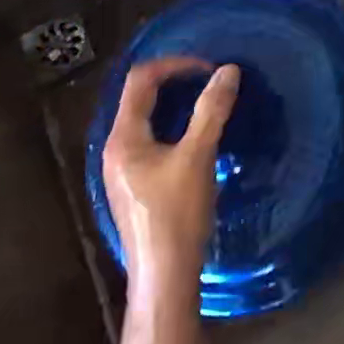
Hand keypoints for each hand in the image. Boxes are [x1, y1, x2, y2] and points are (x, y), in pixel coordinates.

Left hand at [103, 58, 239, 292]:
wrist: (165, 278)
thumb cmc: (177, 216)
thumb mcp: (198, 158)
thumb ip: (211, 112)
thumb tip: (228, 71)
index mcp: (123, 137)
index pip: (141, 80)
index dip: (175, 65)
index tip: (209, 69)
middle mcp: (115, 149)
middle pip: (140, 97)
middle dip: (175, 82)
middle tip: (210, 81)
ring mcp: (122, 170)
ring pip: (146, 120)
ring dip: (174, 105)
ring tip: (207, 103)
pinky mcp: (134, 186)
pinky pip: (150, 140)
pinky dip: (172, 127)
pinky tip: (196, 138)